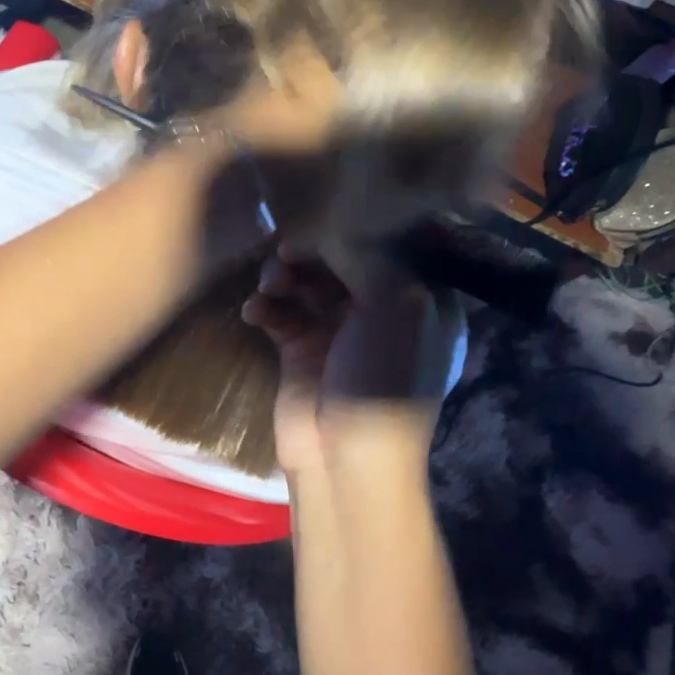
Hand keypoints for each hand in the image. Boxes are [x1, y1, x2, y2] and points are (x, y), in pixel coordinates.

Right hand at [241, 247, 459, 474]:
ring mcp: (338, 330)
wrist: (346, 454)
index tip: (321, 220)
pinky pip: (279, 311)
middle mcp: (380, 309)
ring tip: (269, 287)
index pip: (387, 242)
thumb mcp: (394, 303)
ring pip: (304, 281)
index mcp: (419, 298)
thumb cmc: (384, 375)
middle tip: (285, 255)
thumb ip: (363, 254)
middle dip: (310, 252)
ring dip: (282, 276)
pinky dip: (265, 306)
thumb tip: (324, 227)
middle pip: (339, 259)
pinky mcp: (300, 349)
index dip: (352, 228)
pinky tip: (254, 312)